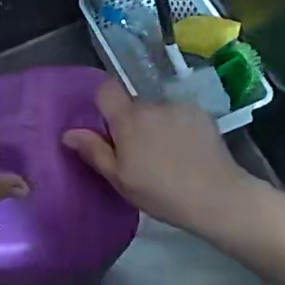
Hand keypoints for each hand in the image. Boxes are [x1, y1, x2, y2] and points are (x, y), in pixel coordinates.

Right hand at [62, 79, 261, 234]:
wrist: (216, 196)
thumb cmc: (160, 192)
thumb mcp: (120, 179)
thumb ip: (94, 151)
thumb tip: (68, 133)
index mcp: (129, 119)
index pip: (107, 89)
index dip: (103, 102)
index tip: (106, 126)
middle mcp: (153, 105)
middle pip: (134, 105)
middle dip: (132, 123)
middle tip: (138, 155)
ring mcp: (181, 107)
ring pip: (158, 111)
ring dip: (156, 126)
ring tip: (166, 156)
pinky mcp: (202, 114)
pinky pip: (179, 116)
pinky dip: (178, 128)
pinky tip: (186, 152)